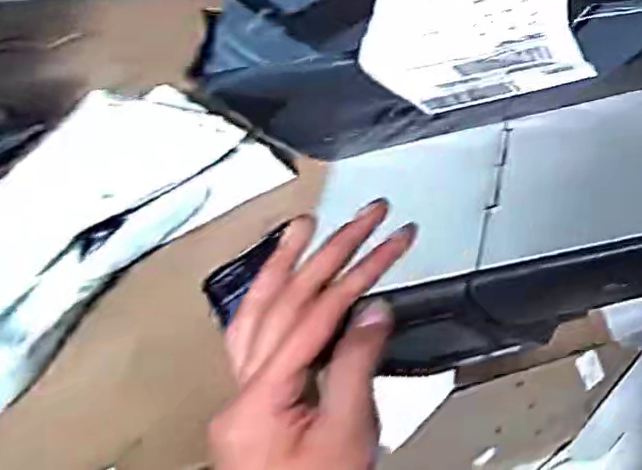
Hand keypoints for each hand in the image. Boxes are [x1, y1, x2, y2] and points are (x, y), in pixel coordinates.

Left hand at [209, 201, 416, 469]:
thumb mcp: (348, 427)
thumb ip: (357, 364)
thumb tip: (375, 308)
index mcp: (259, 400)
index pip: (317, 314)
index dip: (363, 270)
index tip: (401, 239)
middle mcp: (240, 394)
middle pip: (284, 304)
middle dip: (330, 251)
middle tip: (370, 213)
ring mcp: (243, 398)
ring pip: (258, 315)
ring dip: (285, 265)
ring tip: (304, 227)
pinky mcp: (257, 401)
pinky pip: (258, 335)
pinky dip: (275, 297)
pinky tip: (286, 279)